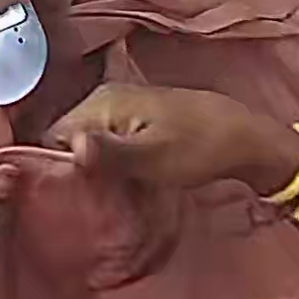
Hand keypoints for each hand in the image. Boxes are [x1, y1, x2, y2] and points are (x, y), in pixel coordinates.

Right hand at [45, 83, 298, 193]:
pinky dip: (109, 161)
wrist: (243, 136)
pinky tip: (122, 181)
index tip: (69, 196)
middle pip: (69, 137)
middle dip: (76, 169)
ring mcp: (118, 105)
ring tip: (106, 196)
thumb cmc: (198, 148)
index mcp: (101, 102)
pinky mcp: (134, 116)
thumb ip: (110, 153)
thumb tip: (73, 145)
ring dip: (94, 168)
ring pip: (88, 140)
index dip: (57, 166)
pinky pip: (106, 139)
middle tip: (90, 201)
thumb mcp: (154, 158)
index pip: (54, 135)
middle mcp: (103, 98)